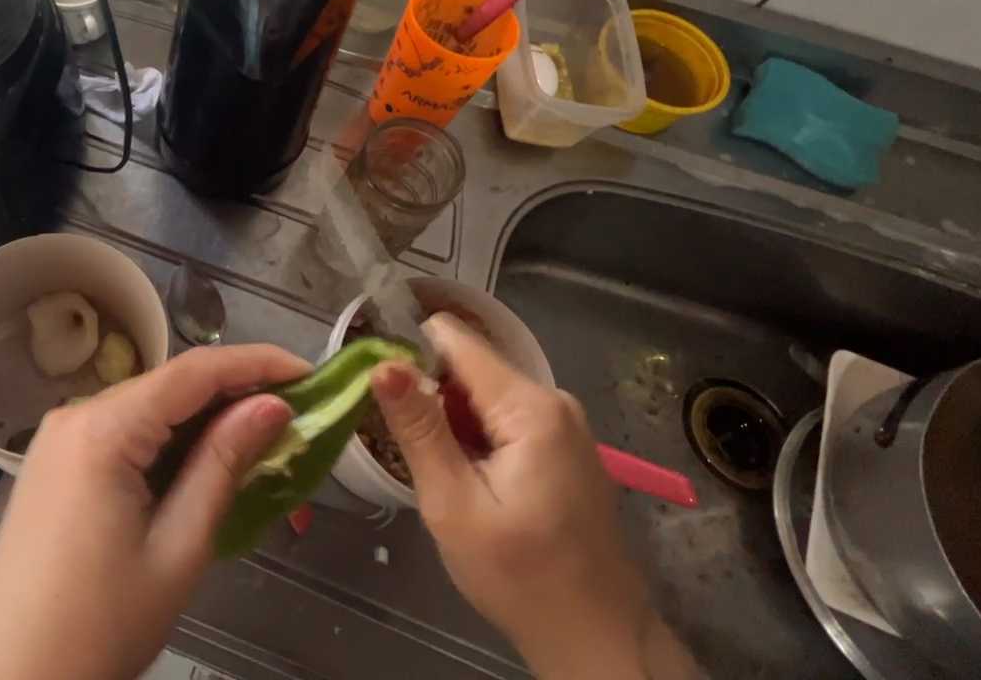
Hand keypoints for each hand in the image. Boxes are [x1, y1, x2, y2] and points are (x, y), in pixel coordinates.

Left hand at [0, 345, 310, 679]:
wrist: (10, 676)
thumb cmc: (99, 623)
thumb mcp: (178, 548)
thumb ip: (224, 464)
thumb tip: (272, 405)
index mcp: (104, 428)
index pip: (194, 371)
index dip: (257, 363)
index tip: (310, 373)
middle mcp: (77, 414)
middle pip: (171, 384)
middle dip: (235, 394)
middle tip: (296, 416)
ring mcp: (61, 436)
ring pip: (149, 406)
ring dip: (204, 419)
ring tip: (261, 442)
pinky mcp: (56, 461)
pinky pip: (124, 430)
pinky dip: (170, 439)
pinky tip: (203, 462)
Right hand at [370, 313, 697, 679]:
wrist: (600, 641)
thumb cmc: (521, 579)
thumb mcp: (454, 505)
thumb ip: (418, 428)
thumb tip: (382, 365)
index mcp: (530, 406)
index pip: (452, 338)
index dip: (408, 354)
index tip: (381, 393)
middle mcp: (552, 399)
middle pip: (467, 365)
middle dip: (429, 395)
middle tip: (408, 448)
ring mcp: (563, 422)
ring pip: (481, 392)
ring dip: (450, 421)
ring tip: (438, 472)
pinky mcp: (563, 444)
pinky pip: (503, 417)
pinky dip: (474, 437)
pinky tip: (468, 480)